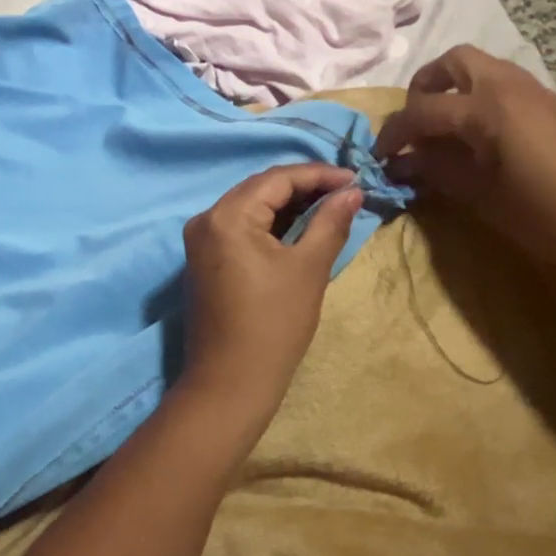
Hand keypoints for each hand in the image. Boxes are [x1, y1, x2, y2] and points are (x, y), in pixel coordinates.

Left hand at [179, 164, 362, 411]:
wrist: (230, 380)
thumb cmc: (274, 324)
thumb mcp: (309, 269)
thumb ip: (329, 223)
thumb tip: (351, 192)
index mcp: (227, 215)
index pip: (277, 179)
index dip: (318, 174)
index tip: (355, 179)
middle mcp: (205, 218)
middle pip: (259, 188)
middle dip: (303, 186)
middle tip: (345, 191)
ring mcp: (199, 239)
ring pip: (248, 206)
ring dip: (286, 204)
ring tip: (329, 206)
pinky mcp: (202, 258)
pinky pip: (238, 226)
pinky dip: (268, 223)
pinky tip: (297, 227)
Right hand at [375, 45, 555, 296]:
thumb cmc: (550, 217)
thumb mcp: (482, 197)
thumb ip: (437, 171)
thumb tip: (402, 162)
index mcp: (486, 107)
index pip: (420, 110)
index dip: (392, 133)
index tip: (377, 157)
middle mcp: (510, 87)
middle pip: (453, 62)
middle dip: (425, 87)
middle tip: (415, 126)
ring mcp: (539, 94)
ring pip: (484, 70)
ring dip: (455, 92)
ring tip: (445, 135)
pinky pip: (508, 89)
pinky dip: (483, 102)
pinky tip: (484, 144)